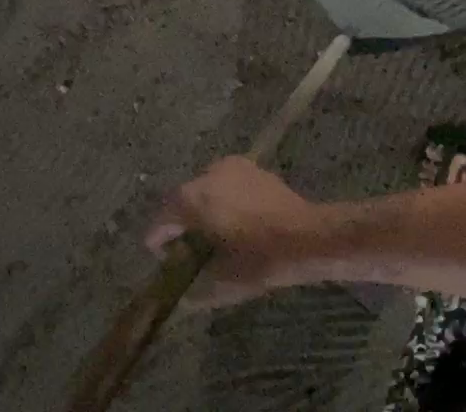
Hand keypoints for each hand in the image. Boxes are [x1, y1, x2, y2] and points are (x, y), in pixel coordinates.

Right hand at [145, 157, 318, 307]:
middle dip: (180, 223)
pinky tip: (233, 221)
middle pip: (182, 200)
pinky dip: (223, 199)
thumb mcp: (222, 283)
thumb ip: (195, 290)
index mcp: (193, 198)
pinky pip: (228, 183)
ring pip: (205, 187)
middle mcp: (210, 174)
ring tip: (210, 235)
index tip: (164, 261)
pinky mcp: (256, 169)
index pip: (161, 220)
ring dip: (202, 208)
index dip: (158, 242)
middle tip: (186, 250)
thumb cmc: (260, 259)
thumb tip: (185, 297)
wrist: (307, 235)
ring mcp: (235, 167)